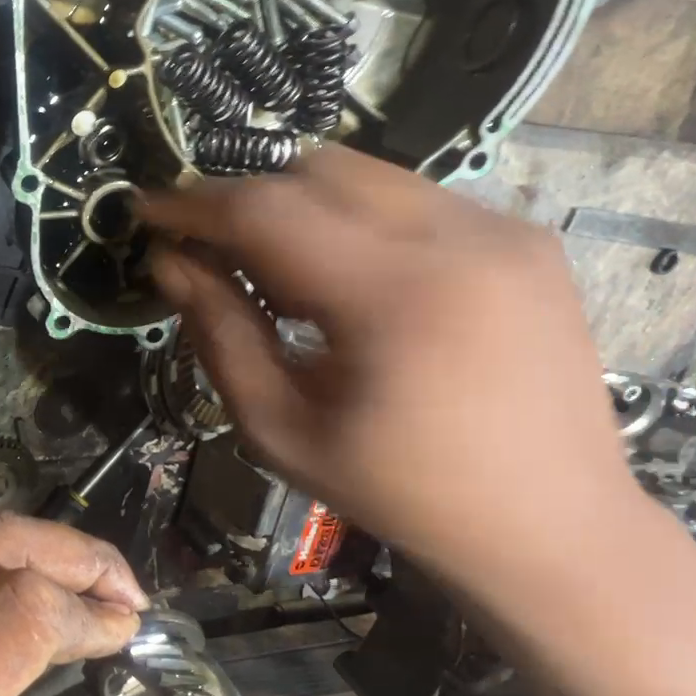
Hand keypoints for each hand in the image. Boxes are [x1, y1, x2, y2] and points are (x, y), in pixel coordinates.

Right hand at [143, 146, 637, 579]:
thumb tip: (168, 263)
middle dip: (242, 198)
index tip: (144, 210)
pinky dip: (350, 219)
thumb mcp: (278, 427)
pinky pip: (410, 198)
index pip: (267, 212)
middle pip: (316, 171)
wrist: (551, 524)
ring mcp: (503, 231)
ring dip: (296, 205)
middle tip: (203, 247)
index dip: (192, 204)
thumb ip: (218, 333)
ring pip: (364, 174)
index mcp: (395, 296)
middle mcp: (459, 238)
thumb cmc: (397, 489)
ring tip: (270, 270)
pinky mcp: (524, 240)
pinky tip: (339, 279)